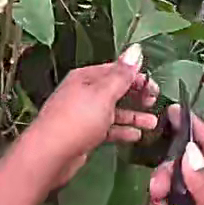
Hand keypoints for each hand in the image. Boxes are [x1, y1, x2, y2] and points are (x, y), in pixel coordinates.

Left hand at [21, 45, 159, 187]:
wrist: (48, 155)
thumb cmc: (78, 119)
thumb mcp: (104, 93)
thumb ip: (123, 74)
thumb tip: (136, 48)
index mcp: (86, 77)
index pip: (116, 70)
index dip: (136, 76)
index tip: (154, 87)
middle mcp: (84, 93)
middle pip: (115, 90)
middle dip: (136, 95)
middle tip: (155, 102)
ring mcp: (83, 114)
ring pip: (114, 111)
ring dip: (133, 115)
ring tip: (153, 123)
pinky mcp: (84, 134)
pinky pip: (107, 128)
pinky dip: (122, 131)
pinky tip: (136, 136)